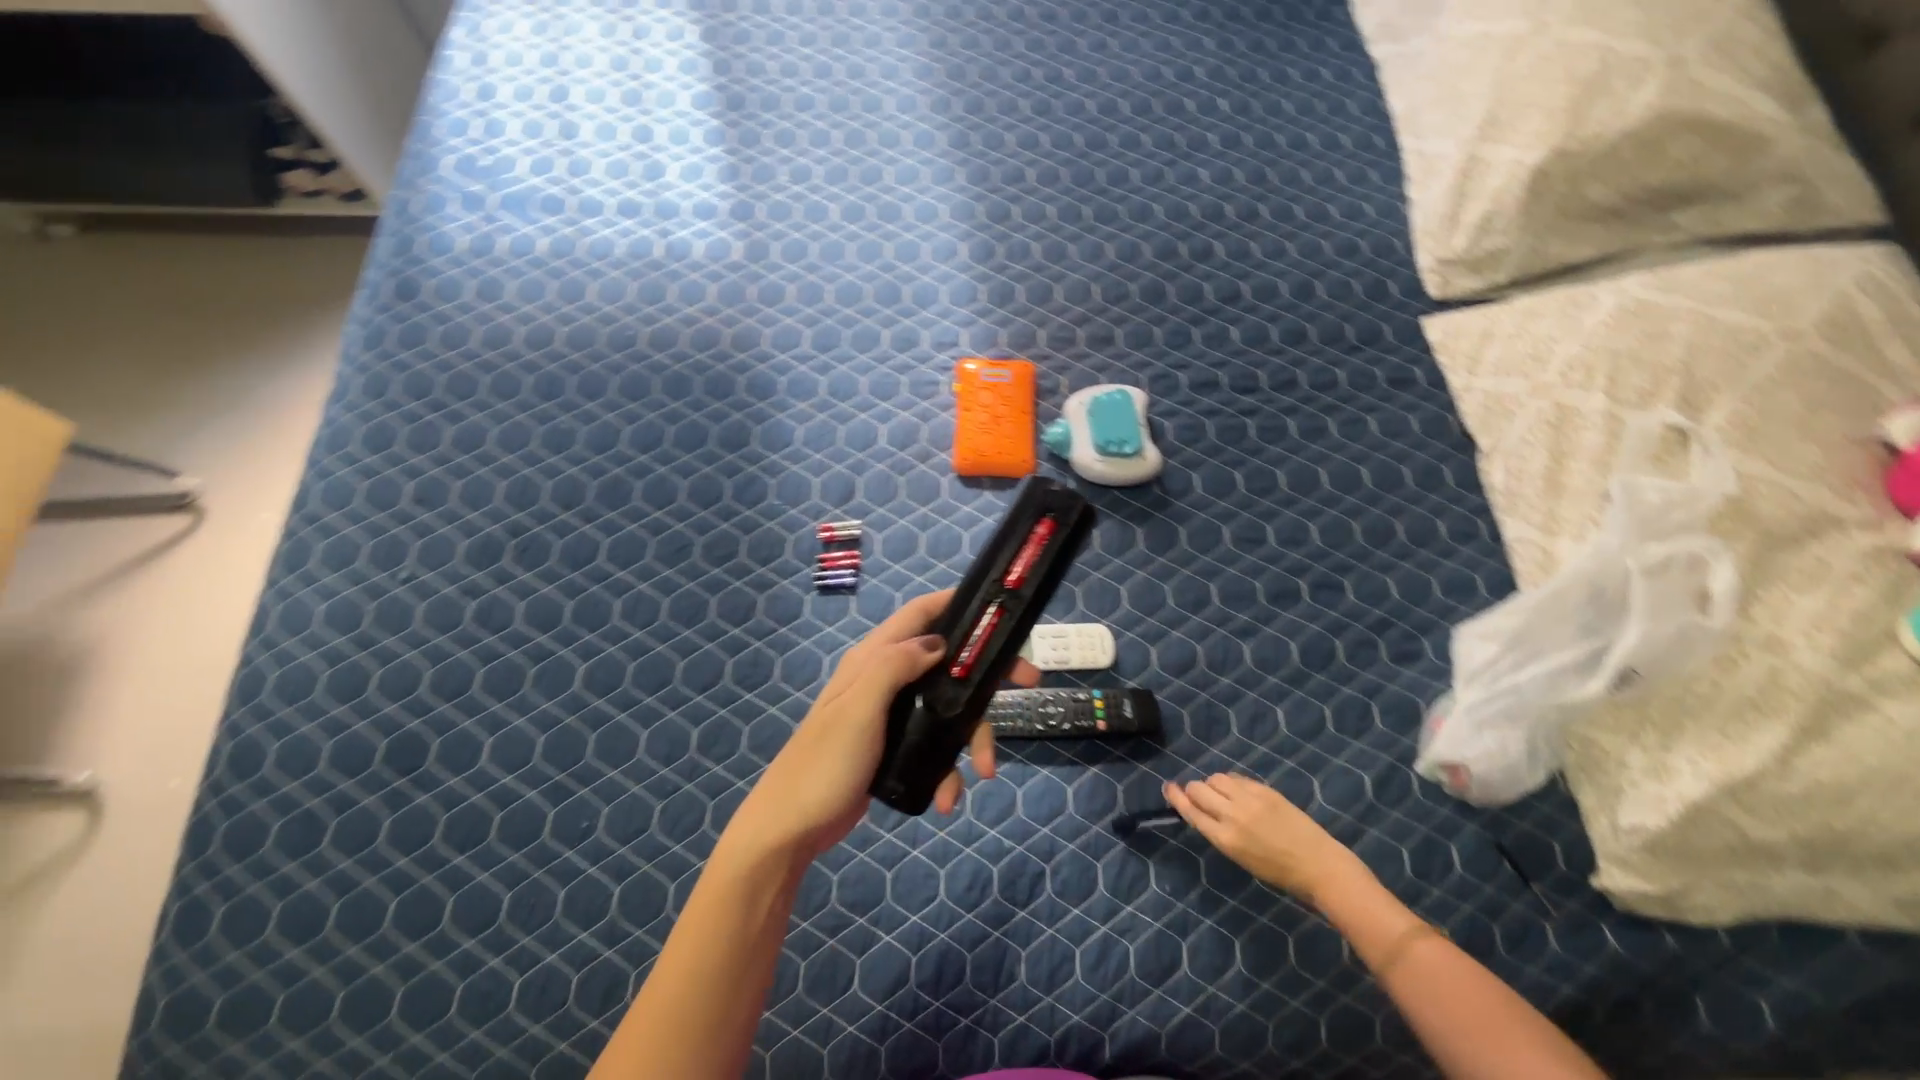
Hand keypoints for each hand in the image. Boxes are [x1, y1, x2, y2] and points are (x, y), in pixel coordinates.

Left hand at [727, 590, 1040, 859]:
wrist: (792, 826)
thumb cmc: (825, 763)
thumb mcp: (859, 708)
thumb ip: (895, 666)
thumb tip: (937, 643)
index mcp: (872, 660)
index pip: (919, 615)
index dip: (958, 604)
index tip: (999, 612)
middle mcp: (884, 680)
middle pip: (947, 664)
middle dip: (987, 678)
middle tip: (1028, 685)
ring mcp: (889, 716)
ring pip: (947, 711)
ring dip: (970, 738)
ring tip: (983, 772)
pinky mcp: (894, 749)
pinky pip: (933, 748)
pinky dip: (947, 769)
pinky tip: (947, 798)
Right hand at [1165, 773, 1375, 906]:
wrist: (1317, 865)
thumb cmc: (1277, 872)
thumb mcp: (1240, 857)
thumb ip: (1219, 832)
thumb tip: (1205, 811)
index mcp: (1224, 839)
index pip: (1190, 810)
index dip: (1175, 797)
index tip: (1168, 788)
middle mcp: (1232, 815)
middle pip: (1198, 789)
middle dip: (1193, 789)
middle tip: (1197, 795)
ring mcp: (1250, 800)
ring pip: (1217, 778)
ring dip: (1212, 783)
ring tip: (1221, 793)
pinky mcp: (1266, 791)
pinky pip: (1238, 778)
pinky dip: (1232, 782)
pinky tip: (1238, 790)